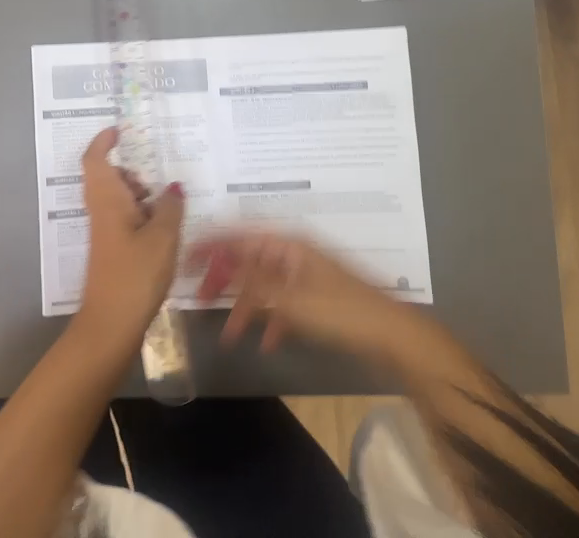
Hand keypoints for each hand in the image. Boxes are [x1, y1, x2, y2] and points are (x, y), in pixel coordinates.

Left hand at [72, 128, 186, 348]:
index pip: (94, 159)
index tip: (122, 131)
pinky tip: (167, 232)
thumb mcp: (162, 237)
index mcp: (106, 199)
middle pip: (108, 177)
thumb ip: (170, 207)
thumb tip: (174, 186)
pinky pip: (125, 220)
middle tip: (158, 181)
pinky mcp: (113, 250)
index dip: (104, 141)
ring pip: (119, 200)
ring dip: (141, 197)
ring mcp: (105, 232)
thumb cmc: (135, 274)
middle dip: (132, 172)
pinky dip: (143, 217)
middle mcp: (100, 211)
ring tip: (169, 208)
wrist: (112, 323)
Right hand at [191, 230, 404, 353]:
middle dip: (224, 280)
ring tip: (230, 334)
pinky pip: (282, 305)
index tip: (184, 258)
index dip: (210, 244)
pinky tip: (263, 343)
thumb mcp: (288, 298)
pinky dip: (270, 320)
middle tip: (200, 298)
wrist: (394, 339)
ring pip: (264, 286)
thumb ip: (249, 281)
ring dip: (246, 307)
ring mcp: (306, 277)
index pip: (239, 235)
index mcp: (287, 244)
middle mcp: (294, 254)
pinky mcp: (317, 301)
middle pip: (249, 260)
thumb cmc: (341, 312)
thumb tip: (214, 260)